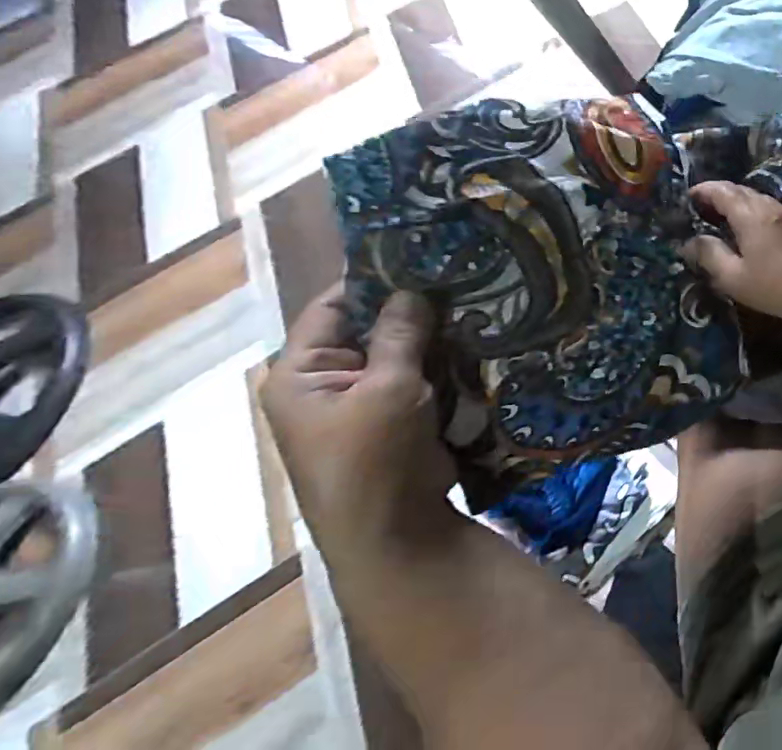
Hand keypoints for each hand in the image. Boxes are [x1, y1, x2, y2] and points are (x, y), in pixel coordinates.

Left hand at [261, 286, 459, 558]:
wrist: (393, 527)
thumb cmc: (373, 456)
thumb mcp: (388, 388)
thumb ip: (400, 336)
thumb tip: (412, 289)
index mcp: (301, 374)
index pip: (333, 308)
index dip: (372, 280)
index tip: (422, 254)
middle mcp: (328, 382)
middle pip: (371, 328)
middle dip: (413, 307)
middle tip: (462, 275)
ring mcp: (365, 400)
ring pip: (403, 351)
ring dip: (435, 335)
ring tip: (478, 300)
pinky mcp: (399, 415)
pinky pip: (421, 375)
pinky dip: (445, 360)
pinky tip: (479, 338)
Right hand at [684, 181, 781, 328]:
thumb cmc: (775, 286)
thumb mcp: (733, 277)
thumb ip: (709, 255)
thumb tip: (689, 241)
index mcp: (750, 215)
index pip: (722, 190)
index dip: (702, 191)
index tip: (686, 199)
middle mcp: (768, 207)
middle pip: (738, 190)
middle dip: (715, 194)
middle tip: (697, 209)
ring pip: (753, 198)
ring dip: (733, 202)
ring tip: (715, 218)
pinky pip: (764, 207)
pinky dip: (747, 210)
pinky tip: (741, 228)